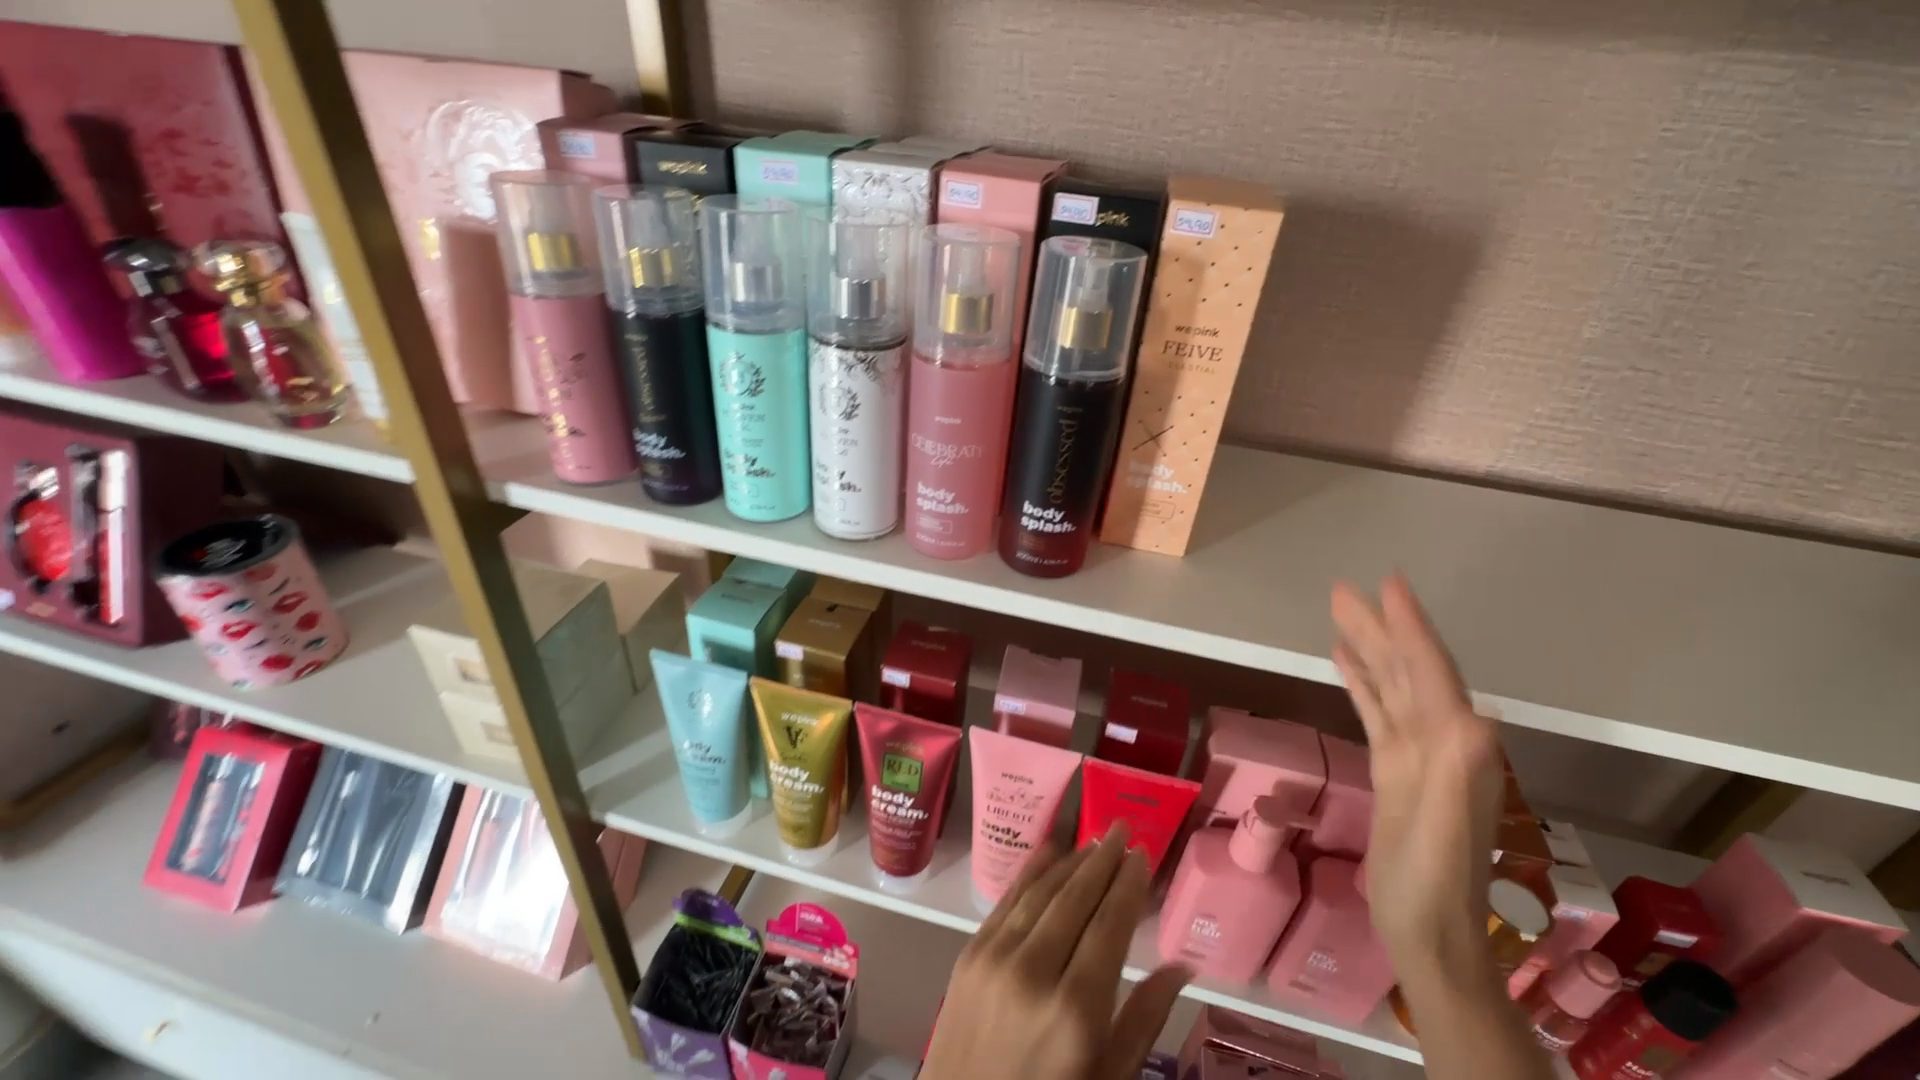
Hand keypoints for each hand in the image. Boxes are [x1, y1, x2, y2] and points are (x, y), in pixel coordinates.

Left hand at [919, 824, 1191, 1079]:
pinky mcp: (969, 955)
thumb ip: (1144, 1019)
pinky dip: (1029, 873)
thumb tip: (1182, 966)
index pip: (1110, 926)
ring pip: (1040, 893)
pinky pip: (1006, 902)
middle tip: (1123, 829)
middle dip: (1102, 860)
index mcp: (1076, 1009)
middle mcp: (1034, 972)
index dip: (1127, 885)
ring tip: (1095, 840)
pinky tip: (1048, 852)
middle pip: (1075, 900)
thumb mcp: (1108, 1077)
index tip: (1143, 854)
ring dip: (1070, 862)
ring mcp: (995, 959)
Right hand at [1331, 575, 1503, 977]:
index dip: (1411, 627)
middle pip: (1408, 670)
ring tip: (1339, 613)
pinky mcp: (1396, 770)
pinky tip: (1343, 662)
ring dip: (1368, 648)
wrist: (1430, 934)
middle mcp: (1443, 740)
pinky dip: (1362, 684)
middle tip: (1344, 589)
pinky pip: (1377, 713)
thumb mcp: (1446, 830)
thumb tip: (1467, 714)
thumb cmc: (1432, 884)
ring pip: (1390, 686)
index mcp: (1459, 745)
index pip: (1430, 672)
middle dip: (1381, 627)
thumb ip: (1460, 775)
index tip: (1390, 584)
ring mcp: (1417, 755)